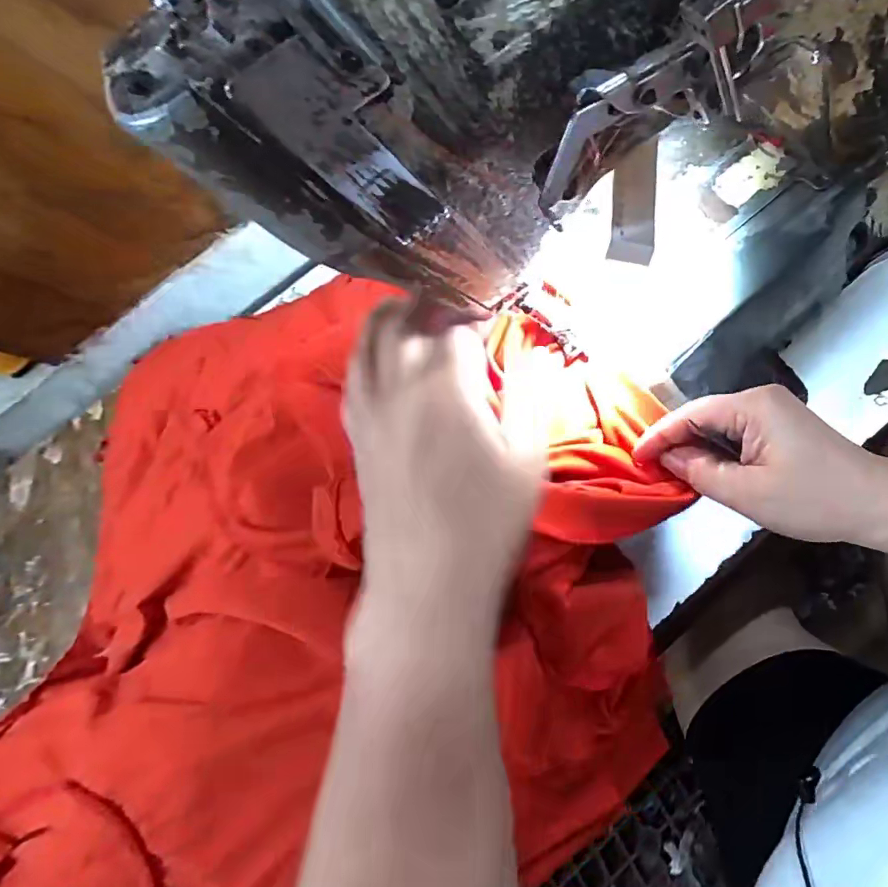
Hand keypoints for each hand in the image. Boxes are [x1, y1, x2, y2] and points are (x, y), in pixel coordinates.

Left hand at [343, 300, 547, 642]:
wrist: (426, 583)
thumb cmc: (489, 520)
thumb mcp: (528, 456)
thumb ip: (529, 394)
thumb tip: (533, 354)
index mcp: (443, 381)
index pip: (457, 324)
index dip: (480, 314)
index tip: (498, 317)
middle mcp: (396, 381)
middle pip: (402, 317)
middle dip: (431, 303)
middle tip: (459, 308)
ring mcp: (367, 407)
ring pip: (367, 338)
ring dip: (393, 318)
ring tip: (420, 318)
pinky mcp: (354, 433)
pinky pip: (354, 373)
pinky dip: (370, 351)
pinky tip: (389, 363)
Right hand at [633, 385, 887, 544]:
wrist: (876, 502)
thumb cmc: (814, 499)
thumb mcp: (749, 493)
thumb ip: (703, 472)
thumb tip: (671, 458)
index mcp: (752, 406)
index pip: (691, 414)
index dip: (659, 436)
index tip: (635, 459)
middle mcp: (761, 398)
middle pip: (704, 414)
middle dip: (675, 440)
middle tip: (648, 468)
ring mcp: (775, 410)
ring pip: (721, 424)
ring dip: (697, 445)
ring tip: (669, 470)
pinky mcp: (784, 425)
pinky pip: (739, 432)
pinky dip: (719, 449)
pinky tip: (706, 467)